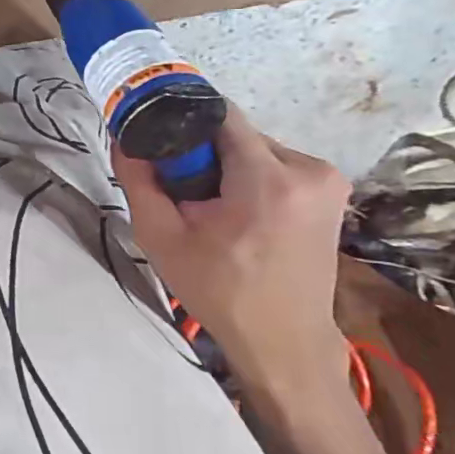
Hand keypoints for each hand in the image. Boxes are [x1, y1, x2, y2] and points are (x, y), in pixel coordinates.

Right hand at [112, 107, 353, 388]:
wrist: (282, 339)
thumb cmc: (218, 290)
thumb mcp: (160, 236)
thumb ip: (139, 179)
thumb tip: (123, 137)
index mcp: (269, 178)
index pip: (219, 114)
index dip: (181, 120)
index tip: (155, 143)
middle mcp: (310, 168)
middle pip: (235, 134)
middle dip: (201, 153)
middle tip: (179, 192)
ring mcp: (327, 180)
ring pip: (253, 149)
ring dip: (224, 167)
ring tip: (207, 209)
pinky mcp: (331, 193)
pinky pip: (274, 166)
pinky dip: (247, 179)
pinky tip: (234, 214)